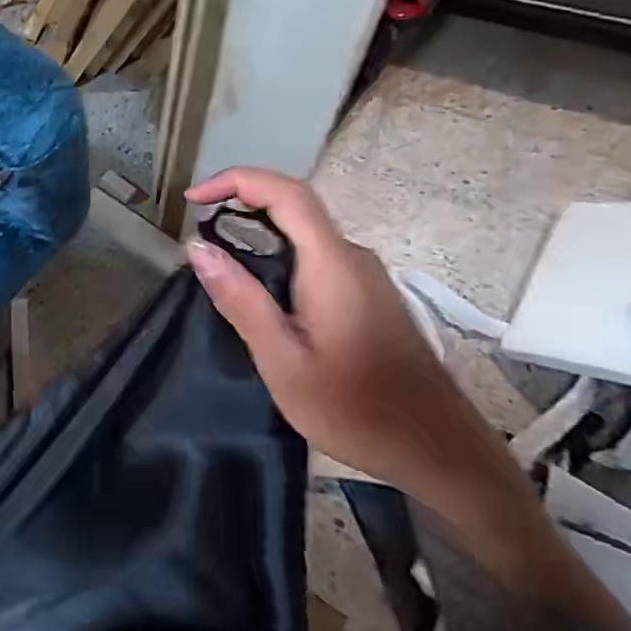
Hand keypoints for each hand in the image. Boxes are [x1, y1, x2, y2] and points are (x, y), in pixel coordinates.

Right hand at [182, 168, 516, 517]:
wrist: (436, 450)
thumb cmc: (355, 409)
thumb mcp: (282, 360)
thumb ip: (241, 299)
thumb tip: (198, 248)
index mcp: (332, 266)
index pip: (286, 194)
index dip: (236, 180)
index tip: (193, 199)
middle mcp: (353, 259)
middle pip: (293, 208)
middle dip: (239, 206)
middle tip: (197, 238)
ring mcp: (364, 277)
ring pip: (303, 234)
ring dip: (256, 234)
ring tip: (217, 267)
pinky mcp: (366, 296)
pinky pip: (314, 257)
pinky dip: (276, 256)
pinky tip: (257, 294)